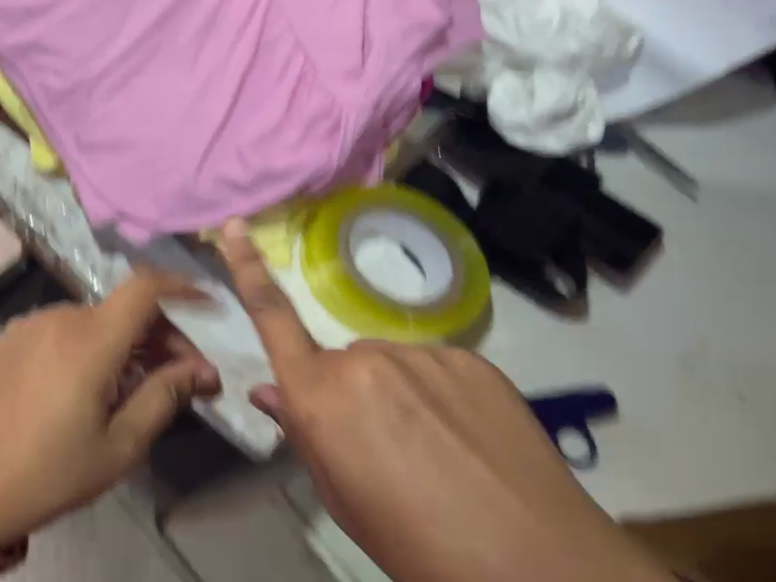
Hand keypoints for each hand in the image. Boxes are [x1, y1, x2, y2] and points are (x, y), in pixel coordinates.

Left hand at [0, 271, 221, 548]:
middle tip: (185, 377)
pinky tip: (97, 381)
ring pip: (96, 318)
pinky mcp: (16, 334)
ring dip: (126, 340)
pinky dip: (92, 342)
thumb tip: (204, 370)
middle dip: (161, 334)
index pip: (142, 289)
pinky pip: (67, 327)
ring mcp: (33, 322)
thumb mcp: (123, 443)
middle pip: (123, 308)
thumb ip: (165, 396)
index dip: (180, 288)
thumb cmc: (58, 469)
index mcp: (89, 341)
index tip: (208, 306)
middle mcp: (59, 318)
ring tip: (140, 385)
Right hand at [216, 221, 670, 581]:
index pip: (271, 316)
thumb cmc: (417, 543)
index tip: (234, 226)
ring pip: (393, 365)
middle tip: (388, 450)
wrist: (541, 566)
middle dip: (352, 393)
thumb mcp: (343, 499)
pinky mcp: (475, 362)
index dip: (247, 267)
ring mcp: (424, 356)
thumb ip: (303, 435)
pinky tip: (470, 441)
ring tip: (439, 452)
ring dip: (401, 395)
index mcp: (320, 396)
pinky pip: (438, 368)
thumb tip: (272, 391)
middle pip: (342, 362)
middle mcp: (365, 361)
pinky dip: (444, 397)